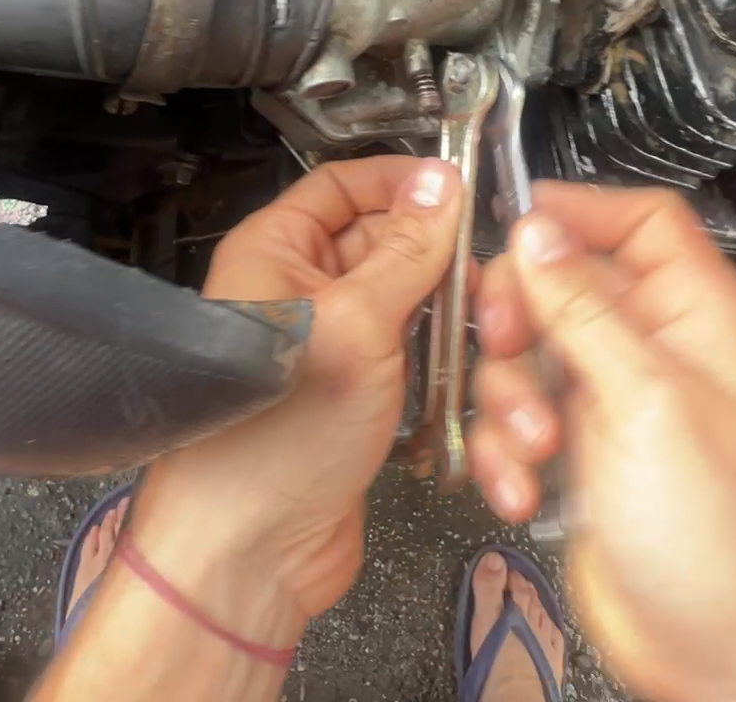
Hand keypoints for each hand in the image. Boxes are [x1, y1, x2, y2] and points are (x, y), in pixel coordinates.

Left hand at [130, 155, 463, 633]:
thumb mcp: (354, 325)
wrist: (252, 553)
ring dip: (448, 318)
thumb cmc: (270, 438)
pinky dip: (439, 361)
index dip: (401, 182)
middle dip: (439, 261)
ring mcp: (334, 341)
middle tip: (482, 280)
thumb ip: (405, 252)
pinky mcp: (359, 388)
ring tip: (481, 337)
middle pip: (386, 244)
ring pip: (407, 301)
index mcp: (277, 252)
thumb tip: (440, 186)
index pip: (344, 185)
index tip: (457, 191)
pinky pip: (410, 352)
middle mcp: (302, 290)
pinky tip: (463, 376)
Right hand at [471, 182, 735, 701]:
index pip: (641, 219)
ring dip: (510, 396)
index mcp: (697, 316)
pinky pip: (516, 408)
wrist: (716, 659)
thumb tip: (537, 232)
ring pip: (528, 346)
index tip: (517, 227)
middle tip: (507, 343)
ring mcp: (610, 392)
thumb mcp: (648, 405)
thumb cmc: (724, 541)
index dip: (579, 211)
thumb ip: (584, 309)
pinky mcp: (576, 439)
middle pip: (562, 278)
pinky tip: (524, 485)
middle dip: (521, 314)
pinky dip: (506, 445)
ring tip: (535, 445)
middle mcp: (652, 345)